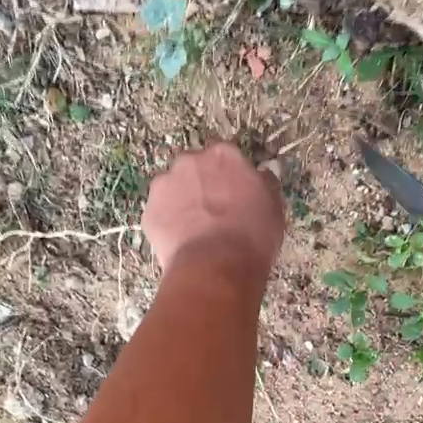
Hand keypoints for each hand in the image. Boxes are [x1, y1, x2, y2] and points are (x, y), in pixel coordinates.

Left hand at [142, 143, 285, 278]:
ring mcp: (165, 185)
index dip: (228, 177)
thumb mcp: (273, 208)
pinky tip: (181, 241)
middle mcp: (191, 162)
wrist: (215, 267)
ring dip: (181, 202)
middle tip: (212, 212)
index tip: (233, 193)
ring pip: (173, 189)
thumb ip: (264, 184)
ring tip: (195, 230)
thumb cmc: (252, 237)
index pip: (224, 157)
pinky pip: (159, 213)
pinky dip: (168, 223)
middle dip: (201, 185)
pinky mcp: (149, 210)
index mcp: (224, 155)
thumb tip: (261, 175)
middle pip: (194, 168)